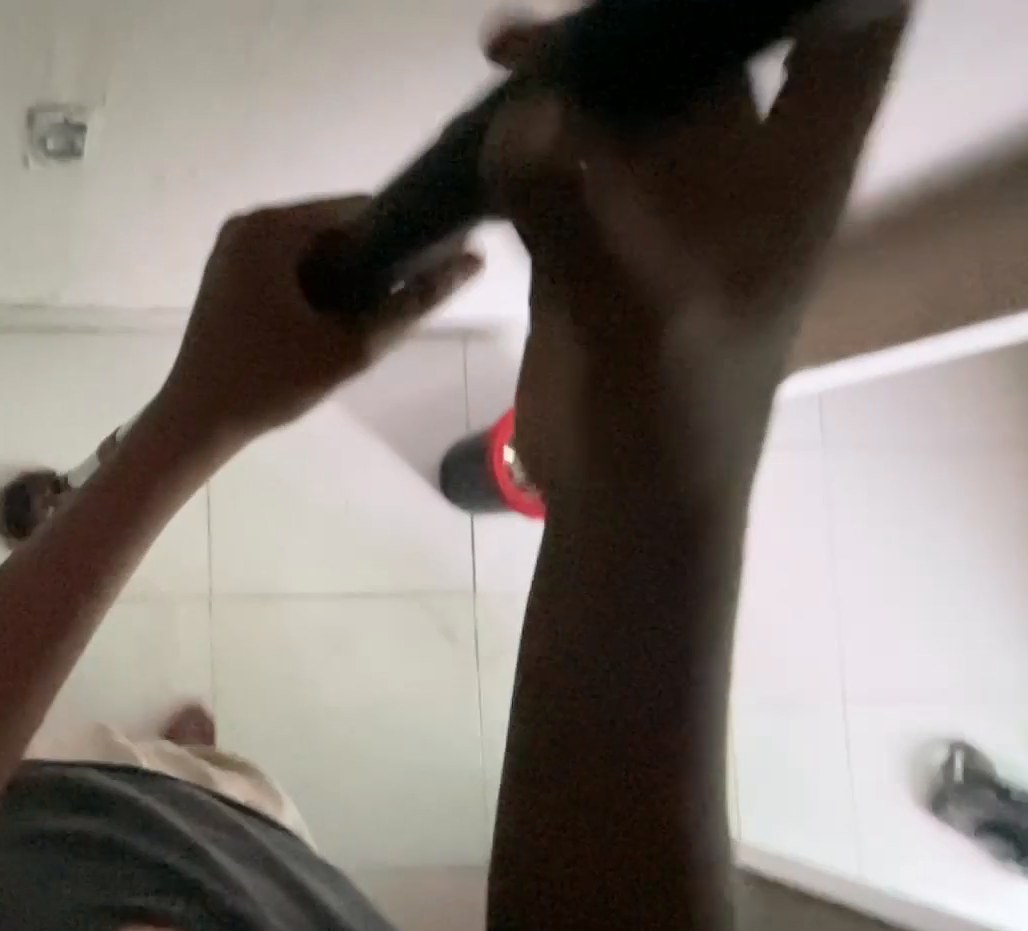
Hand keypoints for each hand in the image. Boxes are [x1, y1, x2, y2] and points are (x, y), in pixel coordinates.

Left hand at [157, 196, 481, 442]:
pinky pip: (283, 269)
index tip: (418, 280)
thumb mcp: (348, 346)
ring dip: (337, 282)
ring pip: (309, 253)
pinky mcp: (224, 276)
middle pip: (332, 231)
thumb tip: (473, 260)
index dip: (399, 240)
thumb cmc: (267, 384)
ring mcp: (230, 250)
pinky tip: (318, 328)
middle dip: (364, 266)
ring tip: (351, 326)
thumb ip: (412, 303)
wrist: (196, 423)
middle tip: (382, 314)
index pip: (360, 210)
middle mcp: (246, 225)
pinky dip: (307, 290)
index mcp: (270, 227)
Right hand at [484, 3, 908, 513]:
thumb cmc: (672, 411)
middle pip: (706, 61)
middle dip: (641, 27)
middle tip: (559, 24)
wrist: (625, 495)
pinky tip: (479, 145)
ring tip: (503, 56)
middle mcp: (726, 181)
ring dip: (568, 89)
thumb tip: (516, 118)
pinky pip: (555, 184)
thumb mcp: (641, 309)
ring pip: (618, 122)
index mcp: (790, 173)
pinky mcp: (581, 259)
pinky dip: (519, 161)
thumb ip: (580, 214)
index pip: (840, 32)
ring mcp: (647, 220)